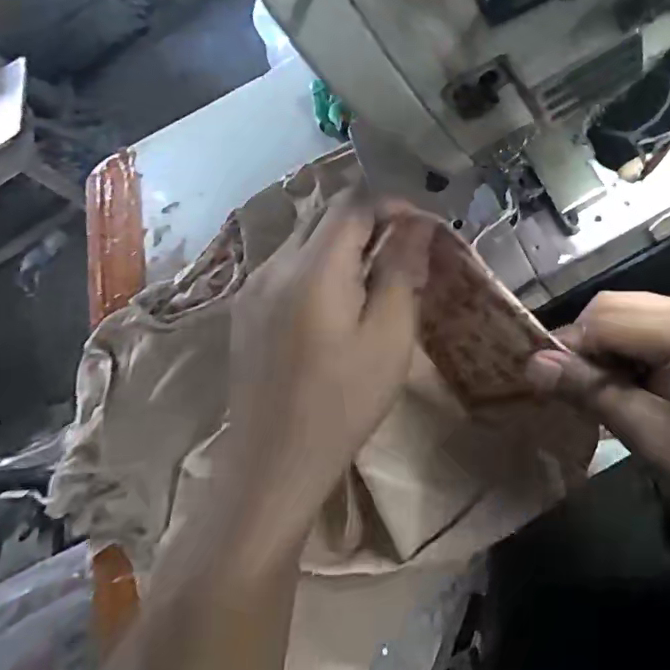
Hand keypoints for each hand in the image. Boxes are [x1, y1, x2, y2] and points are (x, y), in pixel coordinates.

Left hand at [228, 190, 433, 495]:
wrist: (272, 465)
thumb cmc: (343, 402)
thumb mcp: (389, 337)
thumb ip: (401, 271)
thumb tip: (416, 225)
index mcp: (312, 270)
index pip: (352, 204)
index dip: (392, 203)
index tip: (423, 226)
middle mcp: (274, 266)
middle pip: (325, 215)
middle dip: (371, 219)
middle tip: (407, 248)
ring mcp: (253, 288)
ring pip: (305, 238)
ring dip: (346, 242)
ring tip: (380, 274)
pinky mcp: (245, 310)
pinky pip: (289, 265)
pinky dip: (323, 264)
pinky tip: (342, 299)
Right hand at [523, 292, 669, 524]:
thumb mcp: (645, 430)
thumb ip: (589, 389)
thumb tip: (531, 364)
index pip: (602, 318)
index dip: (566, 348)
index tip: (540, 383)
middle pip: (613, 307)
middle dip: (584, 344)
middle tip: (569, 390)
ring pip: (626, 313)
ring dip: (603, 346)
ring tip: (595, 391)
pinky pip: (646, 324)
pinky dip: (624, 348)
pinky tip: (623, 384)